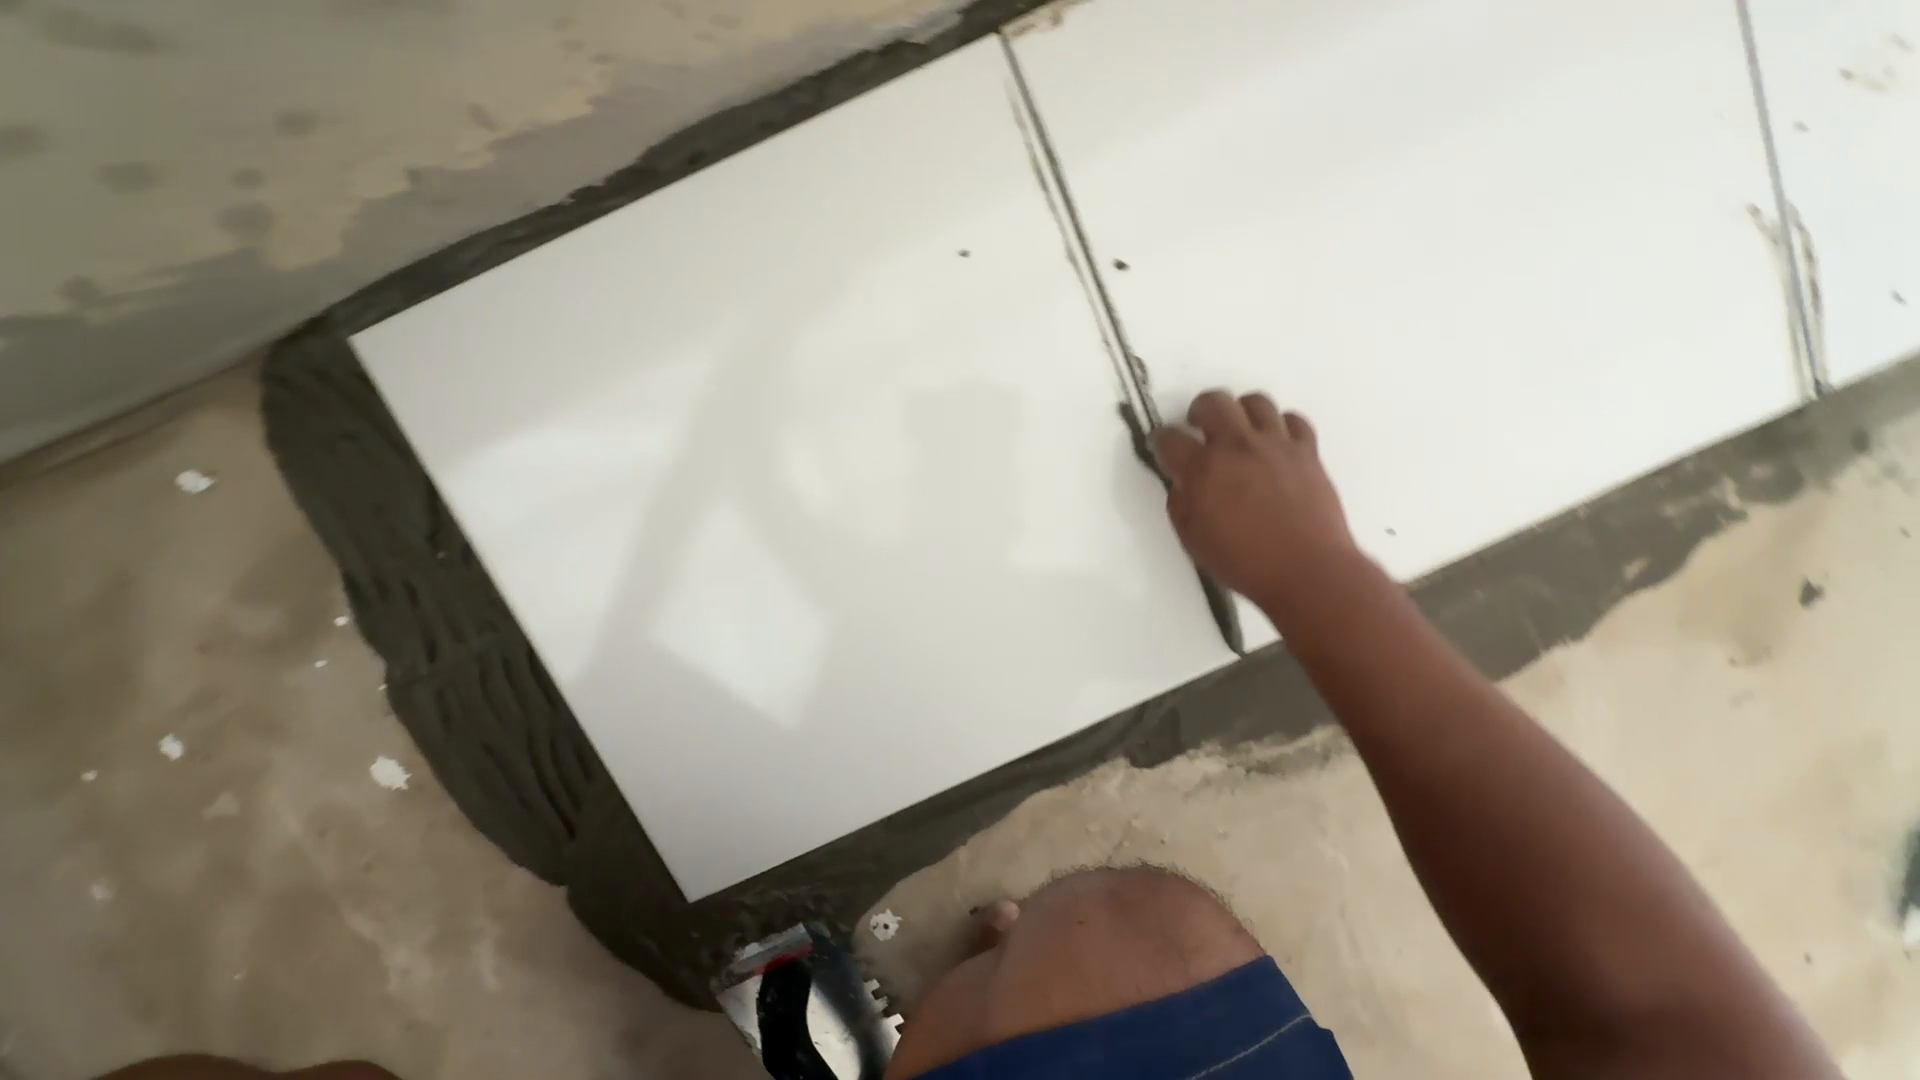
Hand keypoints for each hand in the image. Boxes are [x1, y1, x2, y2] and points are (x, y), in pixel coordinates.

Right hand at [1153, 391, 1360, 616]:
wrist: (1307, 570)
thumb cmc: (1243, 562)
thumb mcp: (1192, 539)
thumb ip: (1181, 503)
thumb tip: (1184, 483)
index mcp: (1203, 469)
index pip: (1170, 438)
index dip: (1161, 440)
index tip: (1163, 447)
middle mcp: (1237, 445)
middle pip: (1213, 402)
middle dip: (1199, 409)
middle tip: (1199, 426)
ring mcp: (1276, 444)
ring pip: (1256, 402)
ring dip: (1241, 411)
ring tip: (1240, 431)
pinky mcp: (1307, 451)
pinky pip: (1294, 421)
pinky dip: (1281, 427)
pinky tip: (1275, 444)